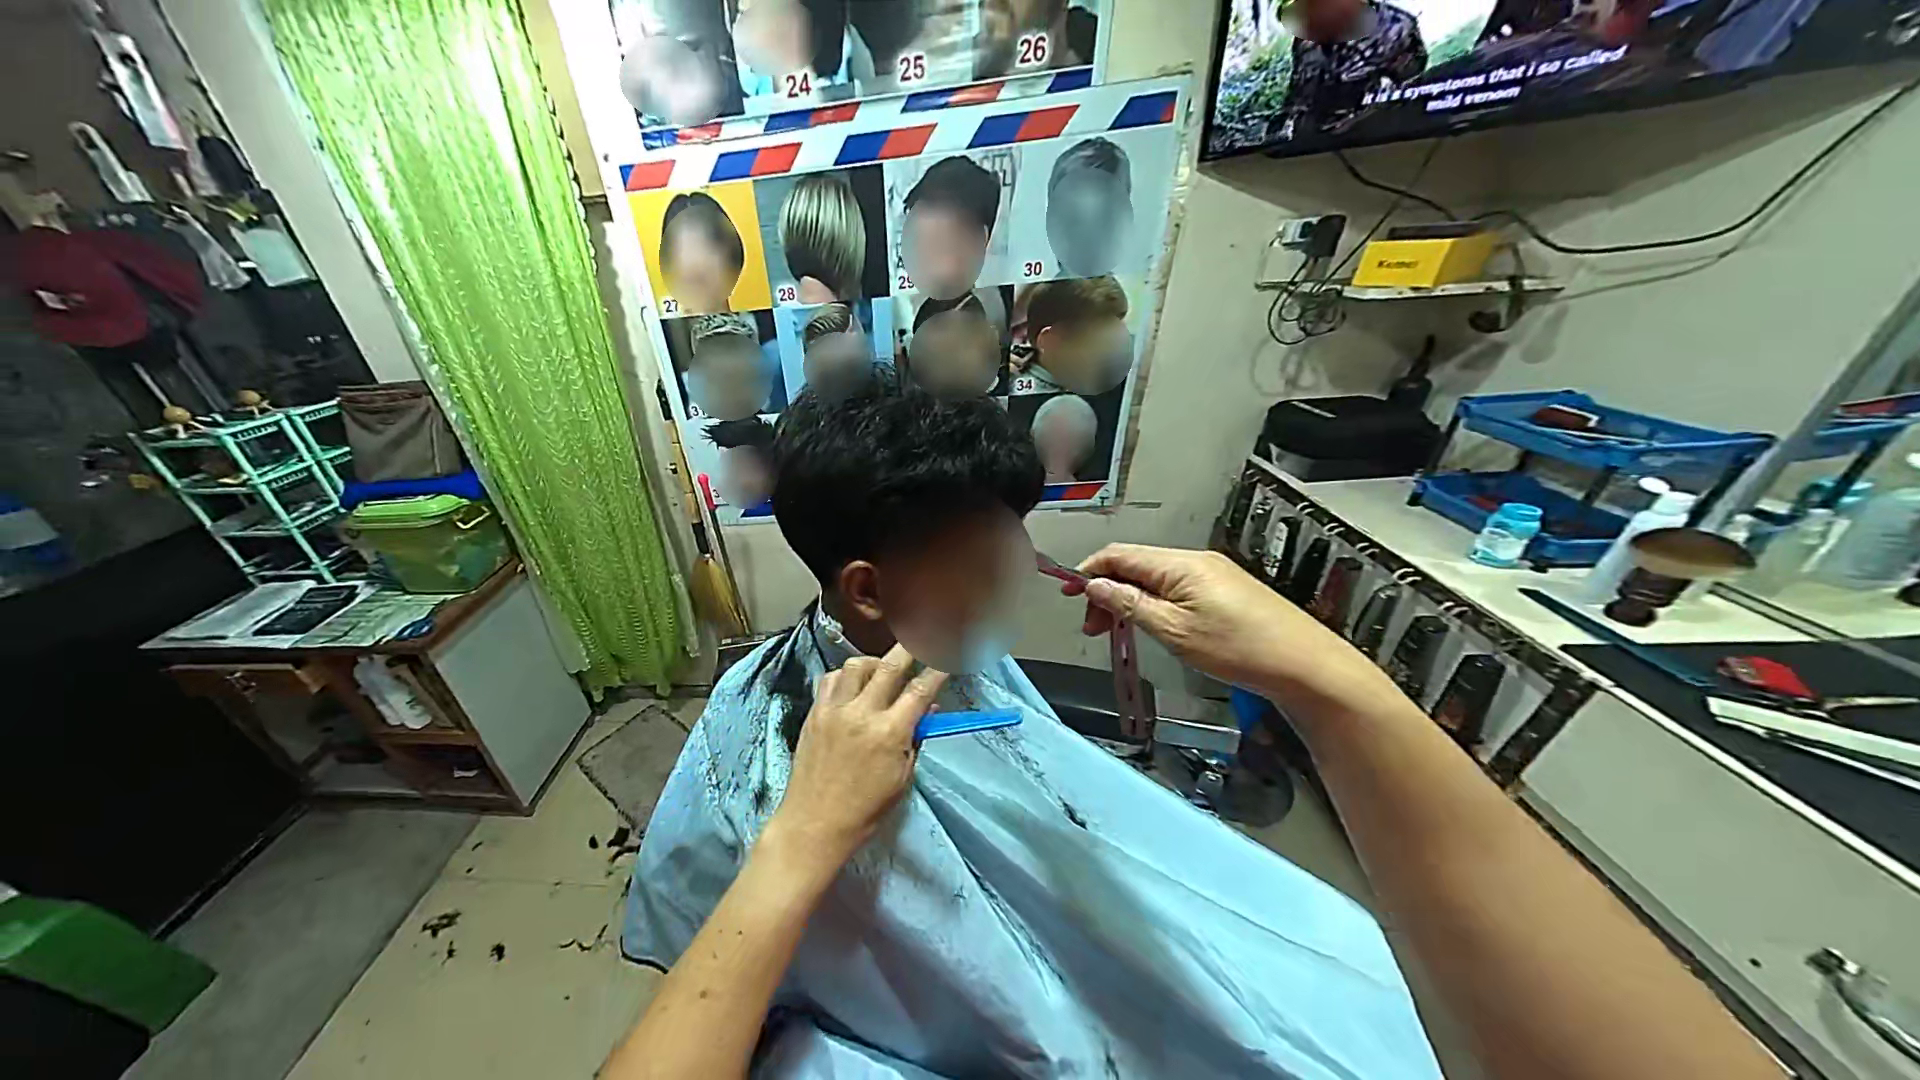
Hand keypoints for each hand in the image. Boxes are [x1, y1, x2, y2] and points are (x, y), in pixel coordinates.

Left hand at [766, 644, 947, 867]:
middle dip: (909, 649)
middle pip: (890, 666)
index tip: (946, 656)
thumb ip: (915, 739)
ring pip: (857, 665)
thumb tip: (927, 710)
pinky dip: (847, 675)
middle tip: (920, 640)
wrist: (814, 825)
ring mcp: (835, 710)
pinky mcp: (815, 713)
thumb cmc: (866, 810)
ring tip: (883, 670)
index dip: (937, 670)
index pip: (920, 690)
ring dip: (875, 662)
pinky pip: (831, 679)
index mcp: (889, 733)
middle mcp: (862, 713)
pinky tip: (854, 684)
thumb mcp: (902, 778)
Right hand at [1070, 544, 1400, 719]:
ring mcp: (1211, 574)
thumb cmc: (1240, 648)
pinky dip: (1151, 602)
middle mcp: (1194, 560)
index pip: (1119, 555)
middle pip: (1134, 564)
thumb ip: (1130, 604)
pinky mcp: (1223, 590)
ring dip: (1127, 599)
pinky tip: (1150, 625)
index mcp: (1179, 564)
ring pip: (1153, 577)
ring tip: (1116, 631)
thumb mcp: (1173, 631)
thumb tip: (1095, 585)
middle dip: (1105, 590)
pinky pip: (1174, 587)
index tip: (1067, 594)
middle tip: (1093, 628)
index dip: (1088, 571)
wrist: (1305, 665)